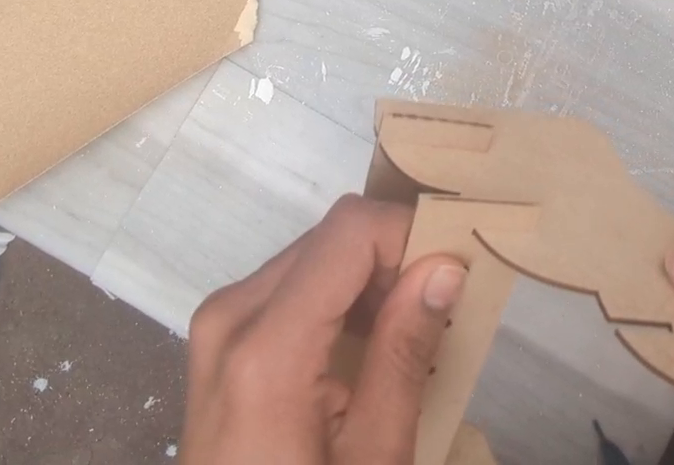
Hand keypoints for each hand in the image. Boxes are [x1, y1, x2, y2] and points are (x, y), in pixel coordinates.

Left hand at [184, 194, 466, 464]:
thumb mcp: (373, 457)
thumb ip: (404, 354)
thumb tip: (446, 266)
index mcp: (266, 346)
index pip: (349, 230)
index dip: (408, 233)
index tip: (452, 274)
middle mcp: (233, 313)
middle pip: (332, 238)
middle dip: (394, 258)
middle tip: (440, 310)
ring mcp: (221, 322)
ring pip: (316, 254)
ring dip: (370, 277)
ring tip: (409, 333)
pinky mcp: (223, 336)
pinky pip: (293, 284)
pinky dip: (340, 296)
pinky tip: (368, 344)